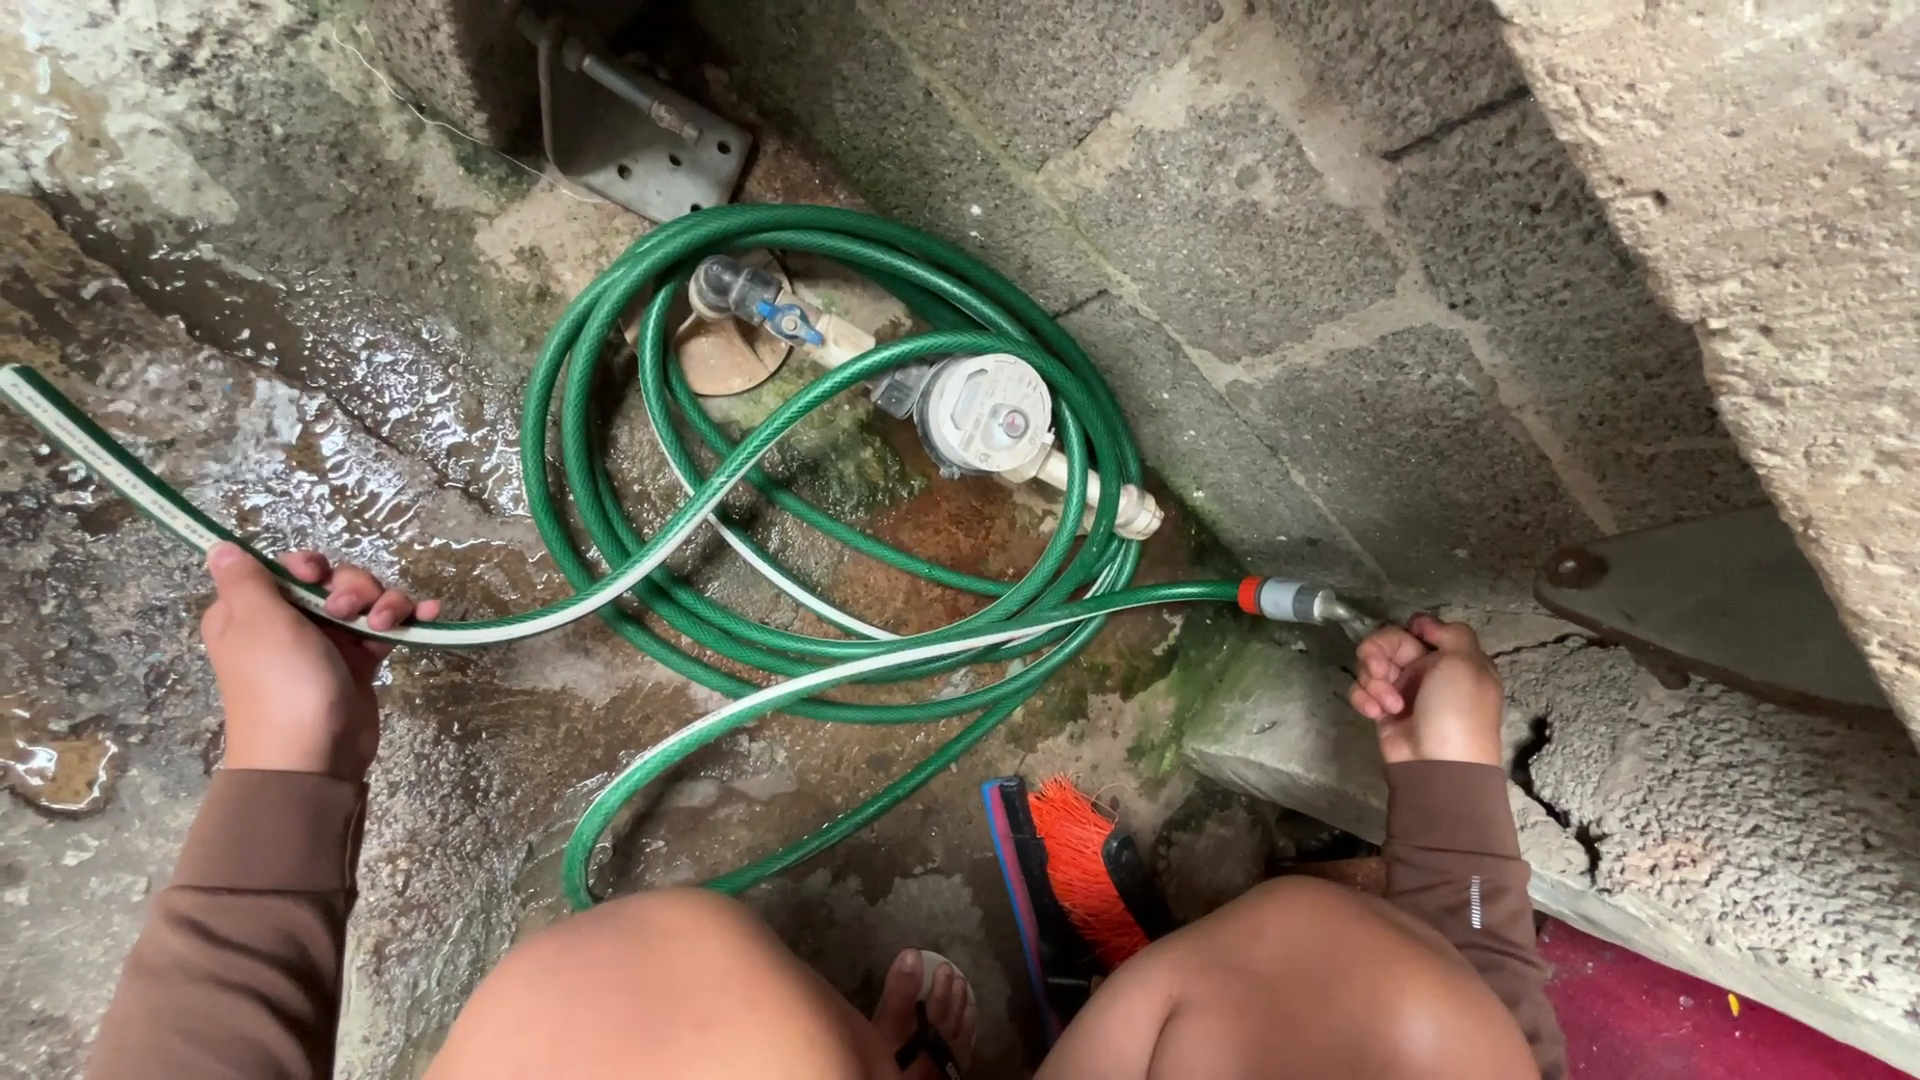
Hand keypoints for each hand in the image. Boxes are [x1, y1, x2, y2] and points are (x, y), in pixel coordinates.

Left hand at [199, 542, 438, 780]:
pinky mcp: (363, 659)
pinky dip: (412, 618)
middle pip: (336, 580)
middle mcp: (290, 621)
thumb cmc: (281, 682)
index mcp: (253, 611)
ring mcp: (330, 641)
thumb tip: (220, 546)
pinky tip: (431, 613)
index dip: (312, 567)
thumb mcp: (258, 623)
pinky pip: (392, 626)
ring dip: (390, 603)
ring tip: (392, 626)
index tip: (320, 577)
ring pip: (369, 601)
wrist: (314, 749)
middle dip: (358, 587)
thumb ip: (245, 580)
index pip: (289, 568)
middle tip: (354, 612)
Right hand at [1348, 614, 1502, 766]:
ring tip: (1388, 704)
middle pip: (1388, 643)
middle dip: (1378, 652)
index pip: (1421, 629)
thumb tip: (1426, 625)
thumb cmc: (1457, 711)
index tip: (1410, 639)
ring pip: (1370, 665)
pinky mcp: (1381, 708)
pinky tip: (1377, 713)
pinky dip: (1364, 699)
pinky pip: (1361, 690)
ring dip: (1373, 681)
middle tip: (1379, 669)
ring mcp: (1402, 690)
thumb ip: (1452, 634)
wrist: (1438, 763)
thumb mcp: (1467, 665)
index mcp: (1451, 659)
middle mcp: (1425, 671)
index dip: (1410, 630)